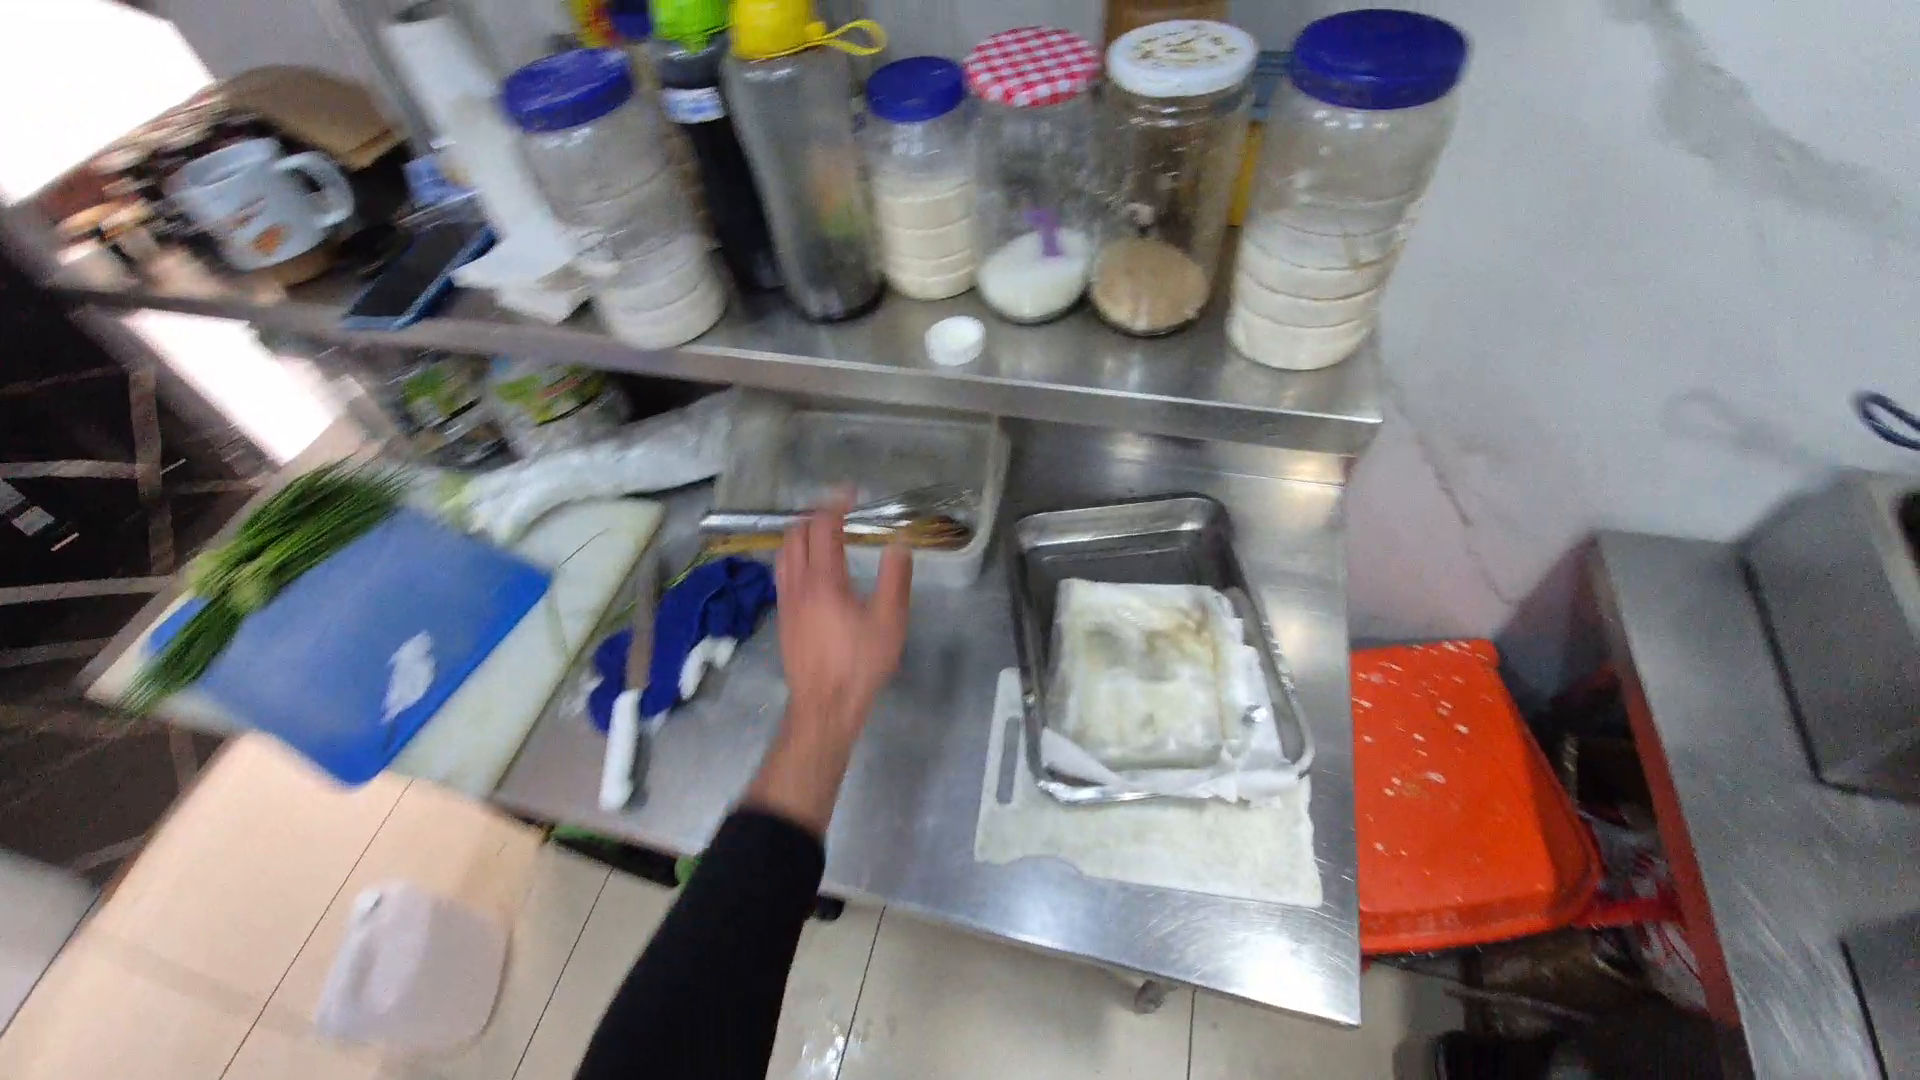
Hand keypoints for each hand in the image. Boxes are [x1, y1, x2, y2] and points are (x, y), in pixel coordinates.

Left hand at [747, 497, 910, 835]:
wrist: (823, 706)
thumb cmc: (860, 664)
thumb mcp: (890, 622)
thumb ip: (895, 579)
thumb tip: (899, 544)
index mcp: (824, 581)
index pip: (822, 527)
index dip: (835, 504)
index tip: (851, 492)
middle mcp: (798, 584)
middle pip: (795, 534)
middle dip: (814, 514)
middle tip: (839, 509)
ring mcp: (786, 600)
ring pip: (783, 553)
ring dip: (800, 533)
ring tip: (823, 531)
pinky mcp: (783, 616)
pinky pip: (783, 572)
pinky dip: (794, 555)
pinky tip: (811, 567)